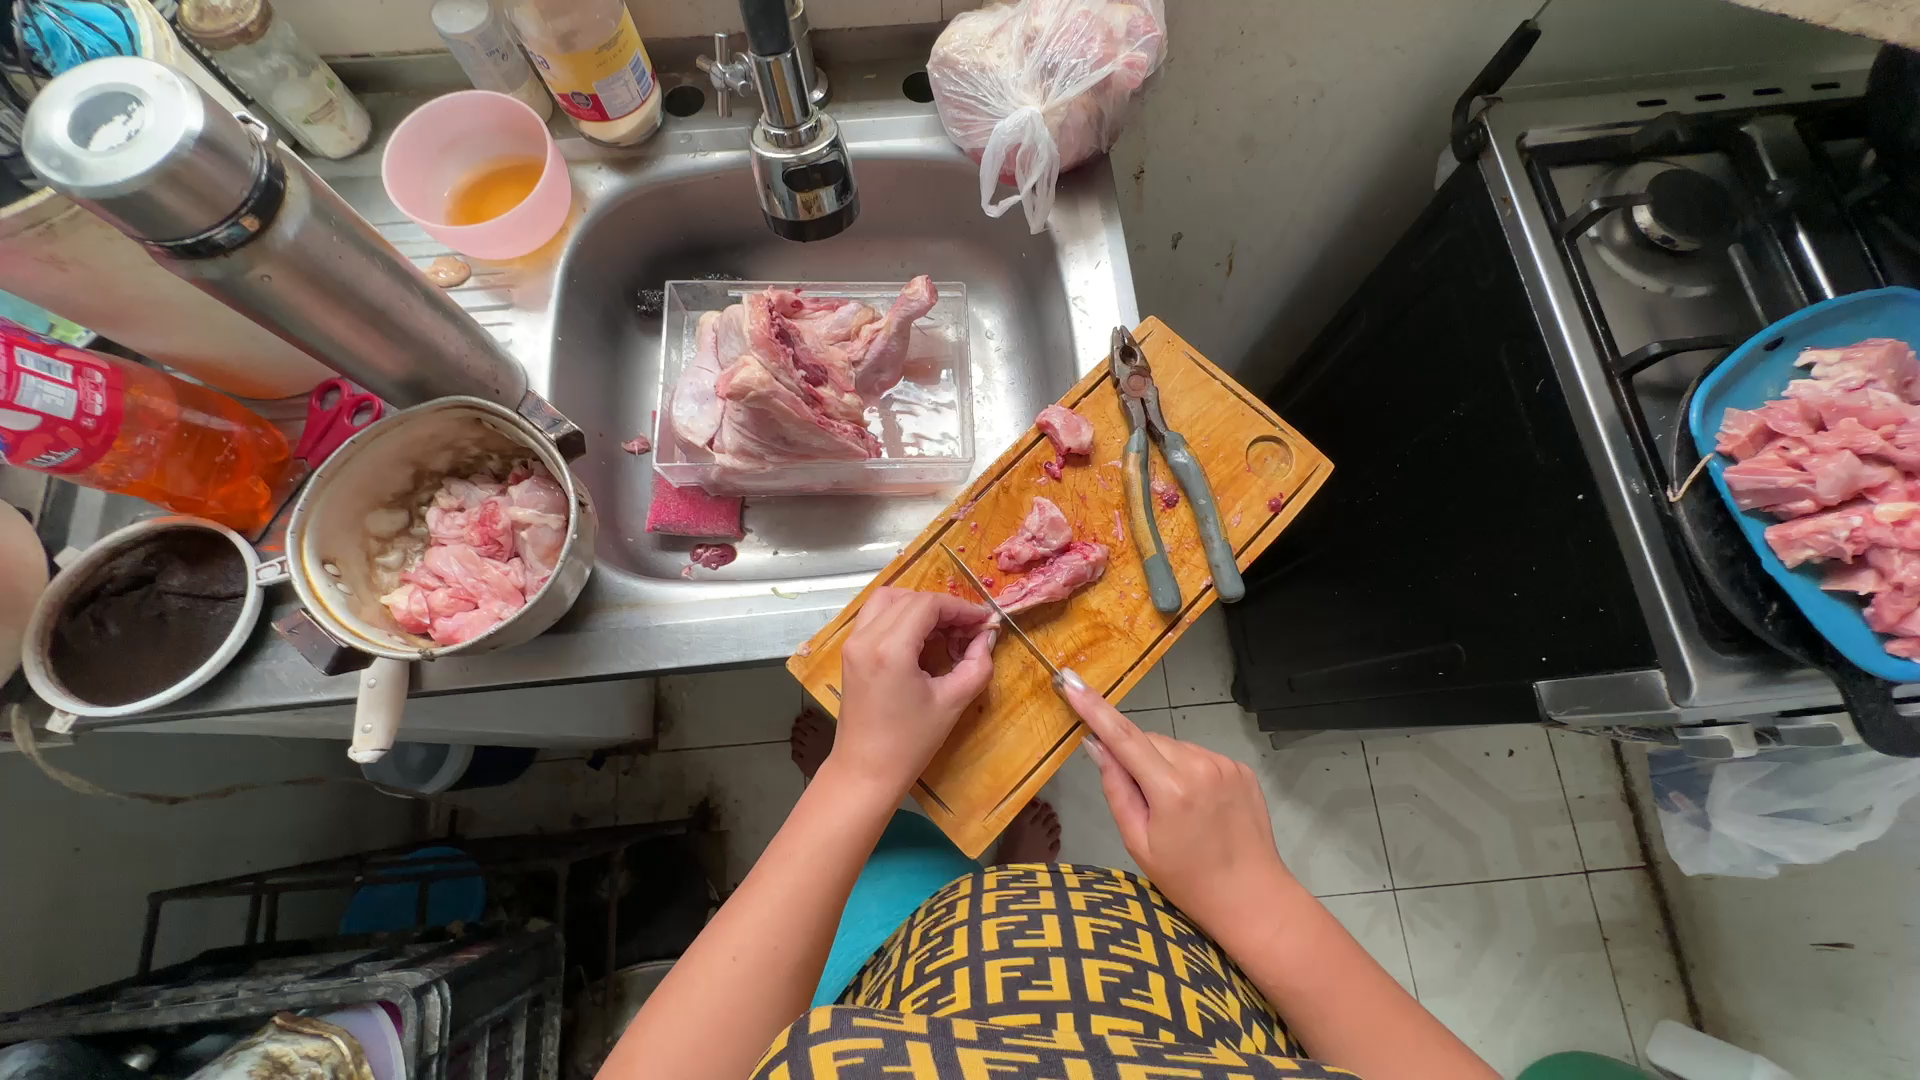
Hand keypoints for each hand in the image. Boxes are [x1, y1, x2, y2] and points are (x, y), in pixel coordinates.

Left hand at [831, 587, 996, 796]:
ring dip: (918, 605)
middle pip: (909, 598)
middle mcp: (866, 637)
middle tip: (967, 628)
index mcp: (890, 649)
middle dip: (942, 607)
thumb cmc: (910, 742)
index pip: (928, 605)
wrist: (866, 770)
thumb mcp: (953, 702)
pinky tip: (921, 638)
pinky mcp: (850, 651)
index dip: (960, 607)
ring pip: (887, 599)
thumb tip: (986, 637)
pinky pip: (875, 615)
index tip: (983, 621)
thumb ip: (976, 664)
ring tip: (944, 629)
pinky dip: (900, 615)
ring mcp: (853, 643)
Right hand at [1057, 669, 1296, 932]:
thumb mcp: (1137, 841)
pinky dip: (1188, 770)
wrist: (1253, 898)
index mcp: (1171, 789)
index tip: (1071, 682)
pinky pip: (1198, 756)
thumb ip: (1116, 788)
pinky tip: (1199, 804)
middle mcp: (1200, 766)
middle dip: (1136, 757)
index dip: (1094, 708)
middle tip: (1144, 800)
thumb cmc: (1186, 879)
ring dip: (1163, 764)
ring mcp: (1225, 764)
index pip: (1123, 737)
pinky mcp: (1240, 767)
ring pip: (1173, 746)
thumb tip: (1097, 745)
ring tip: (1177, 808)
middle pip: (1148, 740)